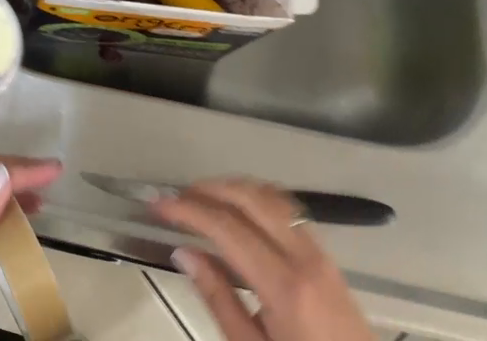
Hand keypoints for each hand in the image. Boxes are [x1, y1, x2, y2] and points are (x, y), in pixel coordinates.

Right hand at [152, 179, 372, 340]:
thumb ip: (218, 298)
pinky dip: (258, 199)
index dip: (188, 209)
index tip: (158, 204)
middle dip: (209, 189)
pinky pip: (288, 211)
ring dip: (234, 189)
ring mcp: (322, 255)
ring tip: (202, 198)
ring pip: (272, 198)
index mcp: (284, 286)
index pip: (227, 227)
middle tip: (177, 196)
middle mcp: (305, 258)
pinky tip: (239, 209)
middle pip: (251, 199)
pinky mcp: (328, 258)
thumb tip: (184, 252)